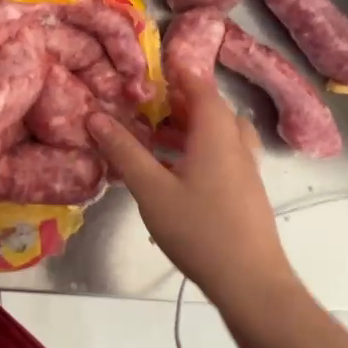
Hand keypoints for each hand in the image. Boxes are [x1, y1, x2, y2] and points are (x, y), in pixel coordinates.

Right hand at [87, 70, 298, 308]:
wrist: (252, 284)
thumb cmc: (201, 230)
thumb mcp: (151, 189)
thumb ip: (123, 150)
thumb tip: (95, 115)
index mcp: (216, 138)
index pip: (201, 90)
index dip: (180, 73)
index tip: (154, 62)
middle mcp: (235, 148)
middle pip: (213, 111)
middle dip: (182, 100)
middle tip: (147, 100)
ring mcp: (244, 172)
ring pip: (219, 134)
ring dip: (188, 126)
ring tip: (152, 132)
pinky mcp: (244, 193)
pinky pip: (220, 155)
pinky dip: (196, 148)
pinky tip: (169, 168)